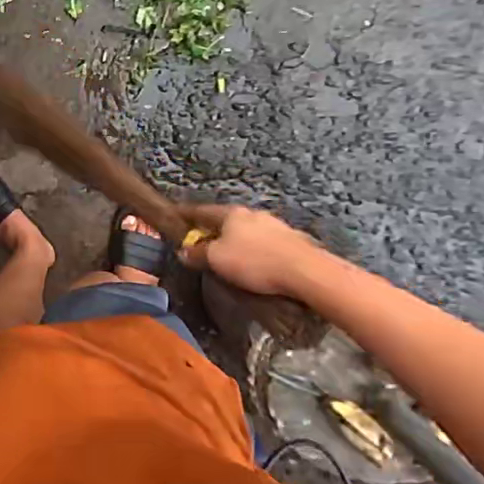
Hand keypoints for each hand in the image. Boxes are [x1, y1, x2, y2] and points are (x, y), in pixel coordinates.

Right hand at [182, 206, 333, 296]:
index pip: (201, 210)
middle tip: (202, 242)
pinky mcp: (294, 242)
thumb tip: (183, 251)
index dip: (186, 214)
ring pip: (248, 231)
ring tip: (231, 256)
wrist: (309, 273)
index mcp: (231, 213)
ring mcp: (276, 226)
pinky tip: (258, 263)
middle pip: (226, 221)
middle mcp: (253, 214)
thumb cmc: (255, 261)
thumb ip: (198, 254)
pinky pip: (266, 243)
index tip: (174, 215)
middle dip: (214, 230)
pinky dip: (257, 251)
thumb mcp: (217, 260)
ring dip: (237, 241)